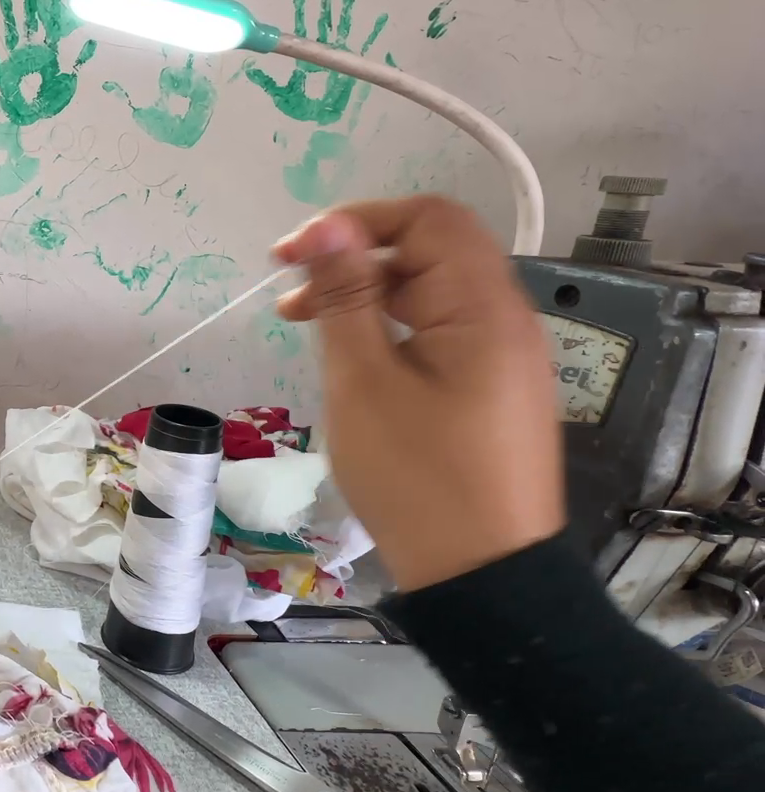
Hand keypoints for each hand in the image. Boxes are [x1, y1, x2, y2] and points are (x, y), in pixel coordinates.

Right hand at [272, 197, 562, 590]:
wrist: (478, 572)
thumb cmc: (413, 473)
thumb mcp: (362, 379)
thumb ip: (344, 296)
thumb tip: (325, 228)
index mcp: (483, 310)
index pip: (428, 220)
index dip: (354, 222)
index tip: (290, 255)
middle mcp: (503, 321)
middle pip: (429, 251)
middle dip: (351, 257)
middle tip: (287, 293)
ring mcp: (499, 355)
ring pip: (428, 290)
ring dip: (361, 292)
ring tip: (300, 322)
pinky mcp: (486, 385)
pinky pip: (434, 328)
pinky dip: (384, 324)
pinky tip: (346, 352)